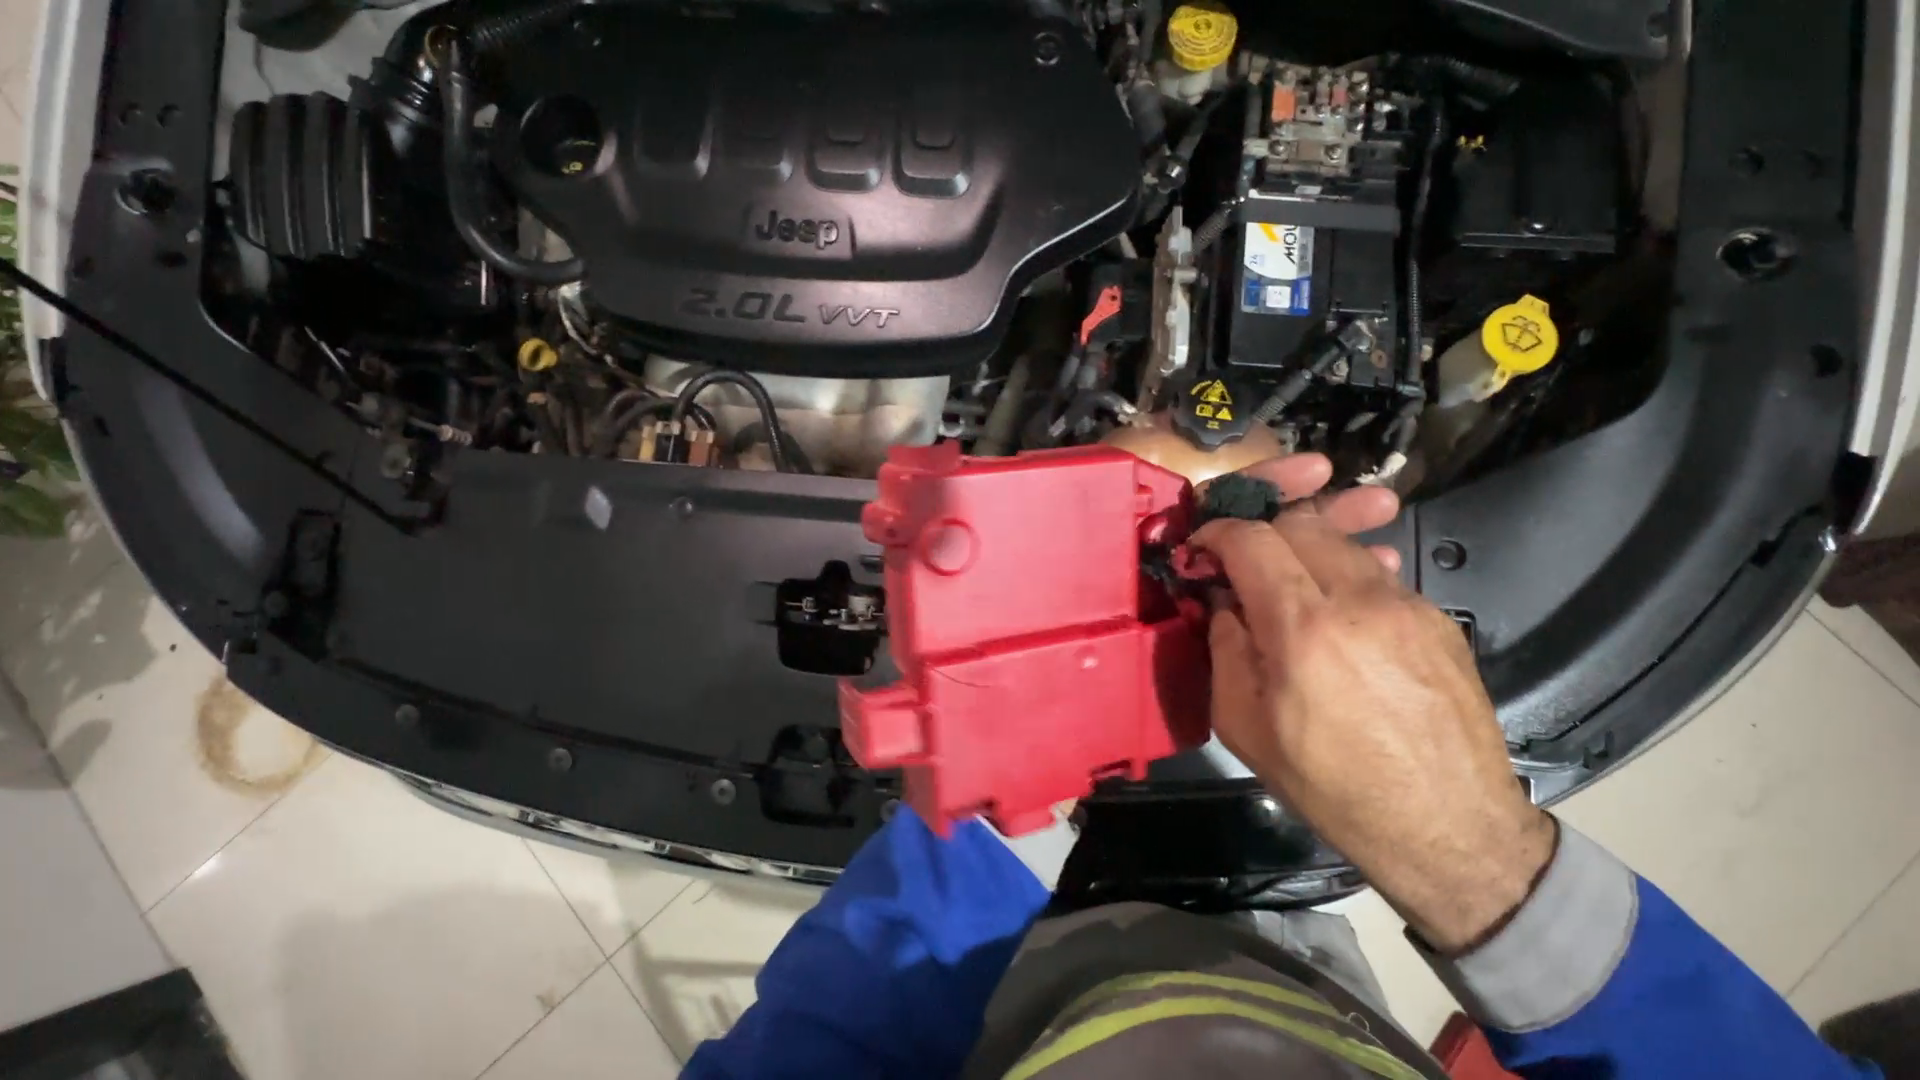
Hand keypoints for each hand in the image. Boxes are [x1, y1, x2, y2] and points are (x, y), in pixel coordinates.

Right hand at [1194, 463, 1555, 953]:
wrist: (1449, 828)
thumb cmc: (1332, 787)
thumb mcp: (1244, 727)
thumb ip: (1225, 648)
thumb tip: (1223, 602)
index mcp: (1303, 629)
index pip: (1252, 539)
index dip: (1217, 534)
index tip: (1203, 550)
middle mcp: (1359, 600)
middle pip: (1301, 523)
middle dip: (1261, 533)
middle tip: (1243, 566)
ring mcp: (1407, 604)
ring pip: (1343, 542)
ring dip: (1305, 550)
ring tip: (1292, 589)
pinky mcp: (1440, 619)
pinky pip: (1379, 574)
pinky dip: (1346, 577)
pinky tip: (1340, 615)